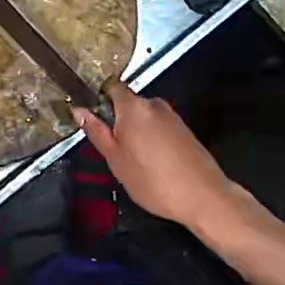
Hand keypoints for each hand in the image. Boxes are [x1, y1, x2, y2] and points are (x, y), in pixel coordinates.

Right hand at [75, 81, 244, 227]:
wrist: (205, 198)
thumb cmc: (153, 180)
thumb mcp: (115, 159)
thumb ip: (96, 131)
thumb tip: (79, 110)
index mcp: (133, 106)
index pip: (111, 86)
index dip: (99, 98)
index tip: (93, 117)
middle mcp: (153, 104)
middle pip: (128, 103)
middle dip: (118, 120)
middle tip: (114, 148)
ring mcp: (172, 116)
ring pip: (144, 117)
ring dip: (136, 131)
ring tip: (135, 160)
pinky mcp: (185, 131)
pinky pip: (159, 127)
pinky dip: (153, 139)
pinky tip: (155, 164)